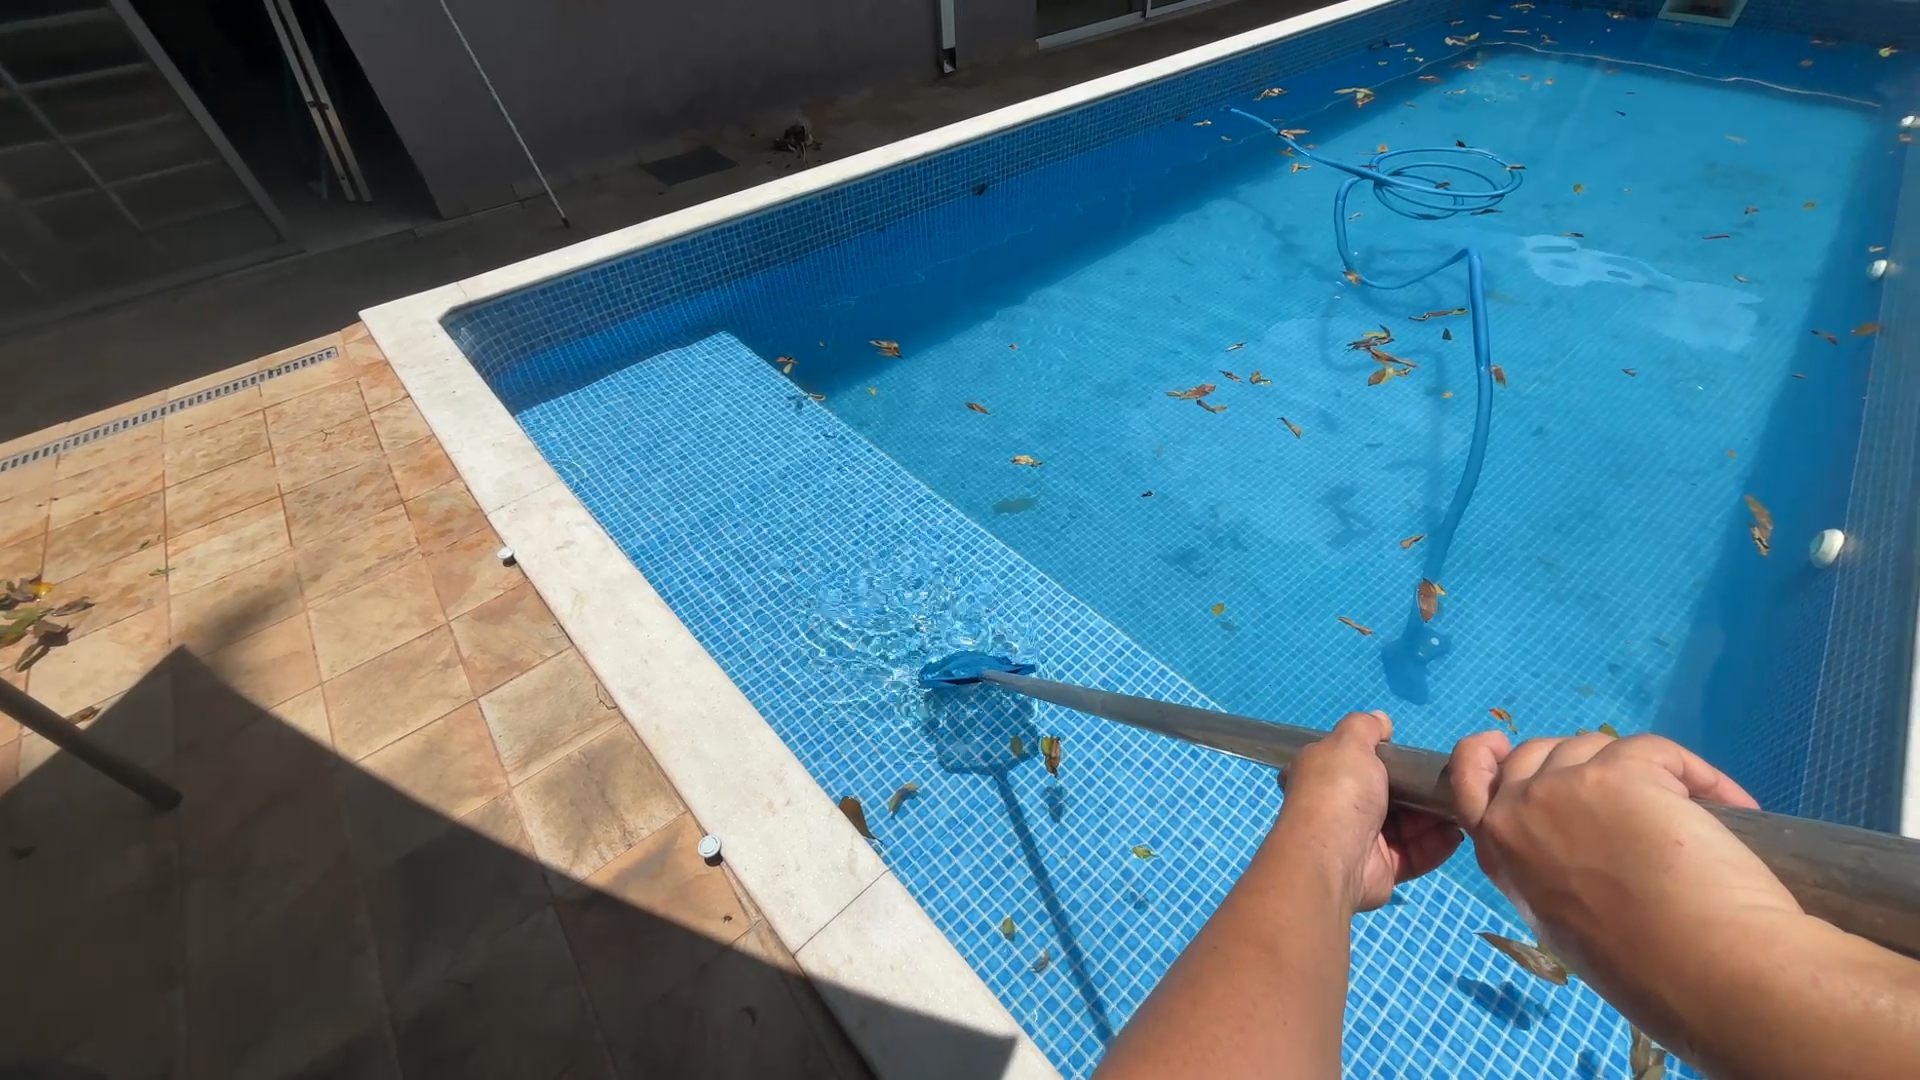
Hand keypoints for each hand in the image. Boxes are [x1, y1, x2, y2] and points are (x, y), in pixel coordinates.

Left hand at [1277, 711, 1461, 912]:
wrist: (1334, 854)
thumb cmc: (1339, 789)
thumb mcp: (1349, 743)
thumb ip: (1365, 727)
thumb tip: (1381, 719)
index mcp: (1319, 773)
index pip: (1348, 761)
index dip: (1376, 758)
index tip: (1409, 757)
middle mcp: (1334, 804)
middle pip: (1382, 794)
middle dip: (1415, 790)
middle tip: (1448, 784)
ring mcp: (1357, 837)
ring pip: (1402, 825)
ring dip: (1432, 817)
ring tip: (1460, 807)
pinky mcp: (1380, 867)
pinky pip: (1413, 853)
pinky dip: (1434, 844)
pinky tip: (1456, 833)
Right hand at [1448, 731, 1801, 1052]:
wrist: (1712, 978)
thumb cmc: (1646, 974)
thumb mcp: (1560, 924)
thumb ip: (1543, 873)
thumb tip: (1575, 852)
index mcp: (1499, 851)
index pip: (1469, 781)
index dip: (1482, 755)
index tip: (1500, 743)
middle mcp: (1517, 810)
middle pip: (1533, 753)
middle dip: (1576, 762)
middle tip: (1630, 791)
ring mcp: (1562, 787)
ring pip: (1590, 745)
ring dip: (1636, 767)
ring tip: (1691, 807)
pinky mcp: (1619, 775)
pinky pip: (1652, 749)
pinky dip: (1694, 771)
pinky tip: (1728, 802)